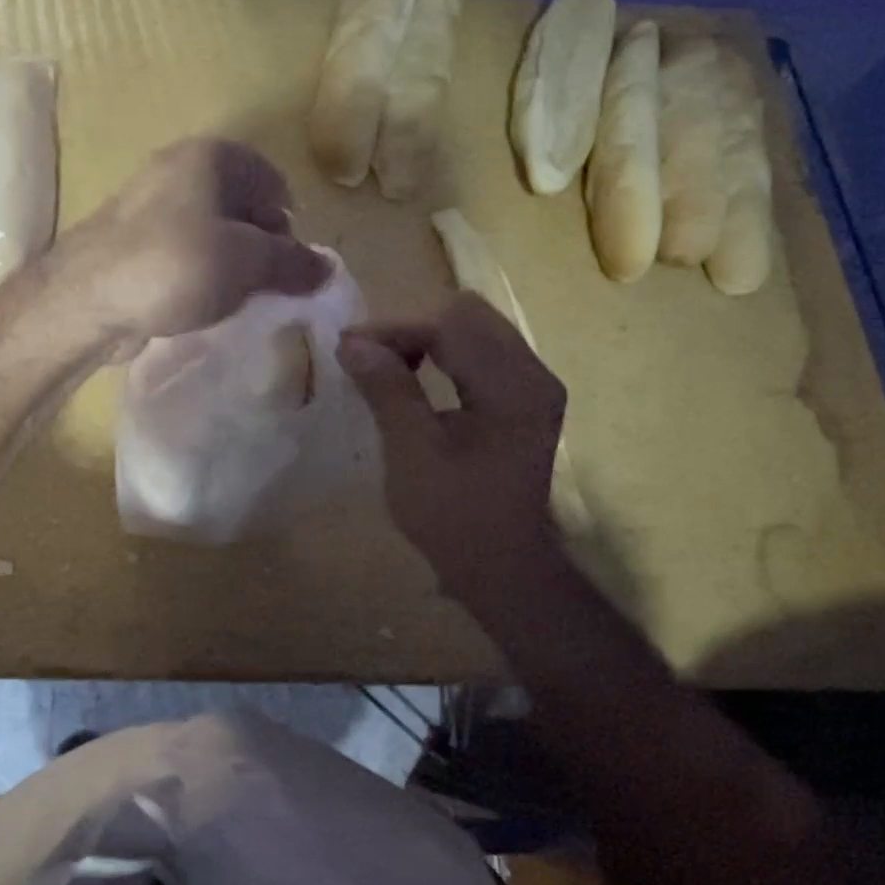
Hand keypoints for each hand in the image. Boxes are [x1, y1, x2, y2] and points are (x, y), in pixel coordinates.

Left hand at [57, 138, 331, 342]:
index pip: (273, 182)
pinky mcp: (131, 243)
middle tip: (268, 288)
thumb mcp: (249, 263)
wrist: (87, 300)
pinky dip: (198, 276)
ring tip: (234, 301)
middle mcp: (178, 168)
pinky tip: (198, 305)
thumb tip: (328, 269)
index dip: (289, 225)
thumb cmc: (177, 265)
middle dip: (261, 247)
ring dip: (230, 265)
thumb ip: (293, 263)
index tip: (291, 266)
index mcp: (211, 156)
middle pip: (242, 207)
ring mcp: (150, 205)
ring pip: (212, 233)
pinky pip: (183, 254)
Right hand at [337, 293, 569, 604]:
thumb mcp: (412, 453)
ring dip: (427, 339)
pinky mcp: (526, 400)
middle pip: (469, 316)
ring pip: (476, 330)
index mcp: (513, 387)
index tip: (349, 347)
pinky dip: (445, 356)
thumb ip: (387, 390)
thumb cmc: (454, 516)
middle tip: (367, 355)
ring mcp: (534, 386)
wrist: (501, 568)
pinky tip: (415, 379)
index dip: (396, 329)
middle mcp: (533, 374)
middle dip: (412, 327)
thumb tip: (352, 342)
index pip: (451, 324)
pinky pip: (483, 354)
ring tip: (384, 365)